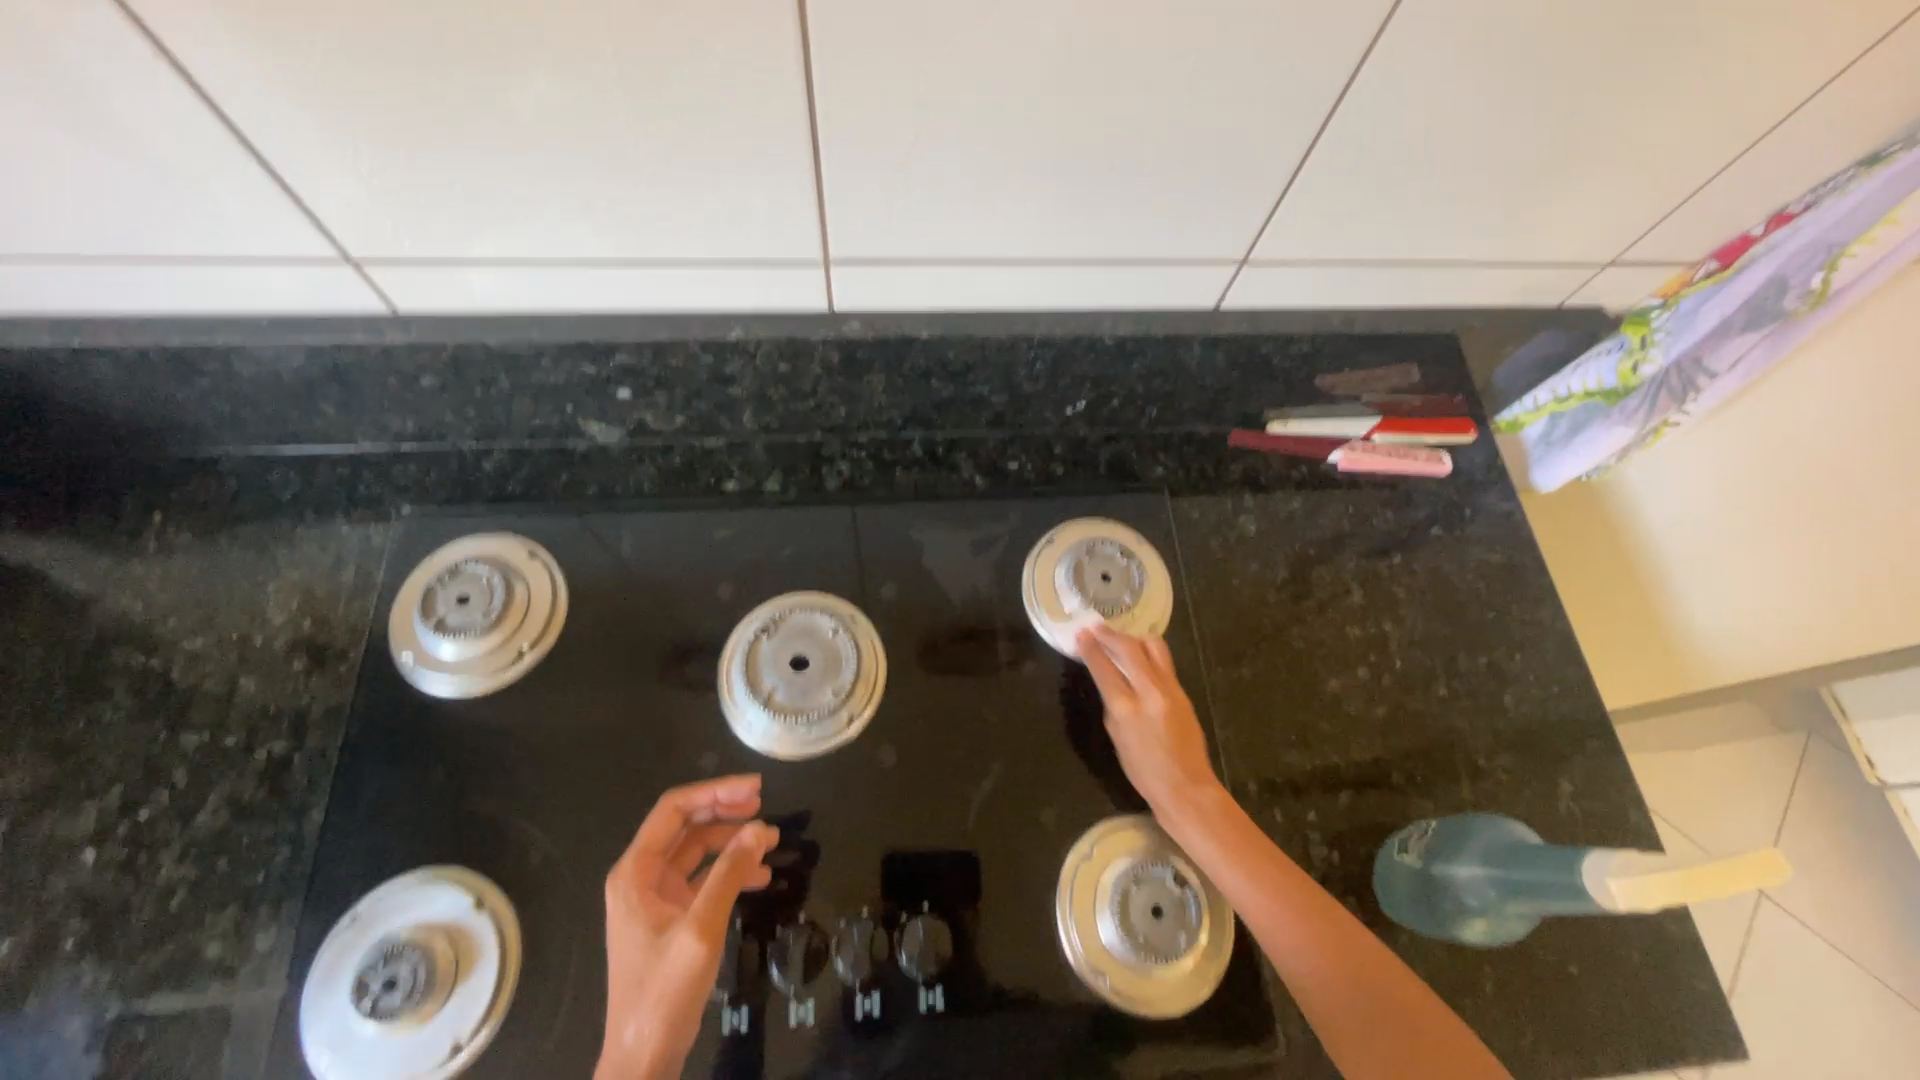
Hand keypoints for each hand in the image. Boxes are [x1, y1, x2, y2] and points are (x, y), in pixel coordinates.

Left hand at [597, 775, 778, 1079]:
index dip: (715, 792)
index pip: (674, 810)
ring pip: (698, 851)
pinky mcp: (671, 917)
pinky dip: (730, 871)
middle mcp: (641, 877)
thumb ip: (729, 874)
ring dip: (733, 842)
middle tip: (766, 807)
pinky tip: (760, 876)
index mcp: (635, 872)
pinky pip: (703, 879)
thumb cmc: (664, 989)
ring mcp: (655, 897)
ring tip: (771, 842)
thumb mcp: (701, 928)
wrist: (644, 1052)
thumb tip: (760, 829)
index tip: (756, 789)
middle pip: (686, 826)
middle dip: (726, 813)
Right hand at [1076, 624, 1222, 812]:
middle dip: (1109, 635)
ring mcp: (1170, 688)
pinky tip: (1139, 654)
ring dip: (1133, 638)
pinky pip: (1164, 661)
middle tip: (1096, 628)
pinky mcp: (1183, 691)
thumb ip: (1113, 704)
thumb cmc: (1143, 770)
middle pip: (1128, 649)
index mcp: (1125, 708)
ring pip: (1153, 647)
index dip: (1091, 648)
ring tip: (1120, 637)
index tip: (1081, 634)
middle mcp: (1149, 691)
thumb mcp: (1116, 736)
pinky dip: (1148, 652)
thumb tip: (1110, 681)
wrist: (1186, 785)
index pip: (1104, 667)